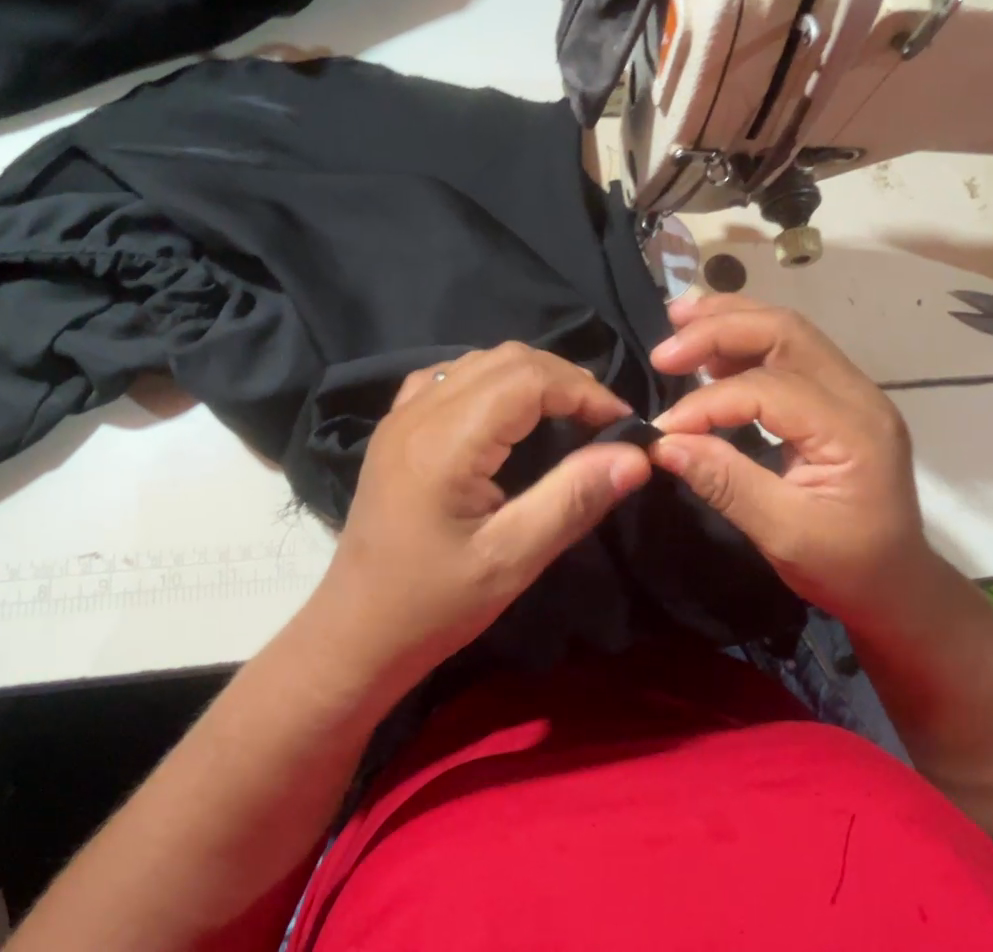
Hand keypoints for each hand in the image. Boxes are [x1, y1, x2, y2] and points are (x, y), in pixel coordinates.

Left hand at [317, 343, 652, 678]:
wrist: (357, 633)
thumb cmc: (434, 605)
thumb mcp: (511, 560)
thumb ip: (572, 500)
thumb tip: (636, 456)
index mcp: (444, 441)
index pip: (527, 377)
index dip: (584, 390)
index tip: (624, 426)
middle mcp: (418, 413)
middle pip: (505, 360)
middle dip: (564, 380)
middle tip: (603, 423)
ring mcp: (401, 418)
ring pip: (479, 363)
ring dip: (532, 378)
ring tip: (570, 417)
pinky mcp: (396, 432)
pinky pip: (452, 379)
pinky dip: (494, 385)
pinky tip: (510, 419)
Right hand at [649, 295, 928, 627]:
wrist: (896, 584)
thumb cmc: (845, 567)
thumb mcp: (783, 535)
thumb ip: (726, 483)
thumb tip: (664, 444)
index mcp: (853, 429)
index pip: (769, 389)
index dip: (708, 403)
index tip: (664, 430)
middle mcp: (858, 395)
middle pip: (786, 332)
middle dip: (720, 330)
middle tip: (662, 350)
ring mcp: (852, 393)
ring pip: (789, 333)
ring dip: (732, 323)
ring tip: (679, 321)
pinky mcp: (838, 400)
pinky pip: (790, 354)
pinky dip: (745, 344)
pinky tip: (709, 353)